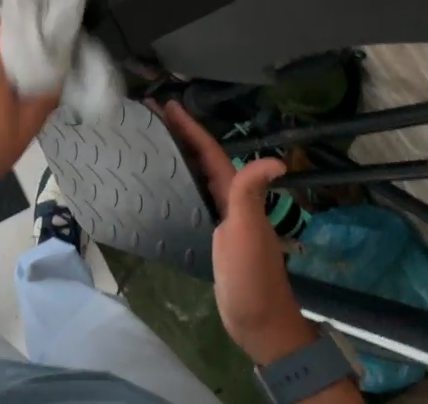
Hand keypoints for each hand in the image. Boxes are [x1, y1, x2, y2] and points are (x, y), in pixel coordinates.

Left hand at [0, 23, 59, 196]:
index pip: (5, 24)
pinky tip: (3, 79)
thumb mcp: (27, 127)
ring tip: (24, 61)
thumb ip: (46, 97)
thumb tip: (60, 76)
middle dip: (15, 33)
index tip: (47, 29)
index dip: (27, 22)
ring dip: (1, 46)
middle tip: (39, 45)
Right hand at [151, 99, 315, 364]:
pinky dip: (175, 180)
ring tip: (150, 138)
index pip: (210, 152)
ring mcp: (220, 217)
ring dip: (176, 153)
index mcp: (236, 194)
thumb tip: (278, 161)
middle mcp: (229, 200)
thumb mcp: (247, 231)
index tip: (167, 104)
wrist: (260, 323)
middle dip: (179, 133)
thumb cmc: (251, 275)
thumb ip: (253, 194)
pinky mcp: (209, 233)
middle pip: (201, 157)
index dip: (190, 127)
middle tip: (150, 113)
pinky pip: (189, 195)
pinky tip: (158, 182)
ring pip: (195, 174)